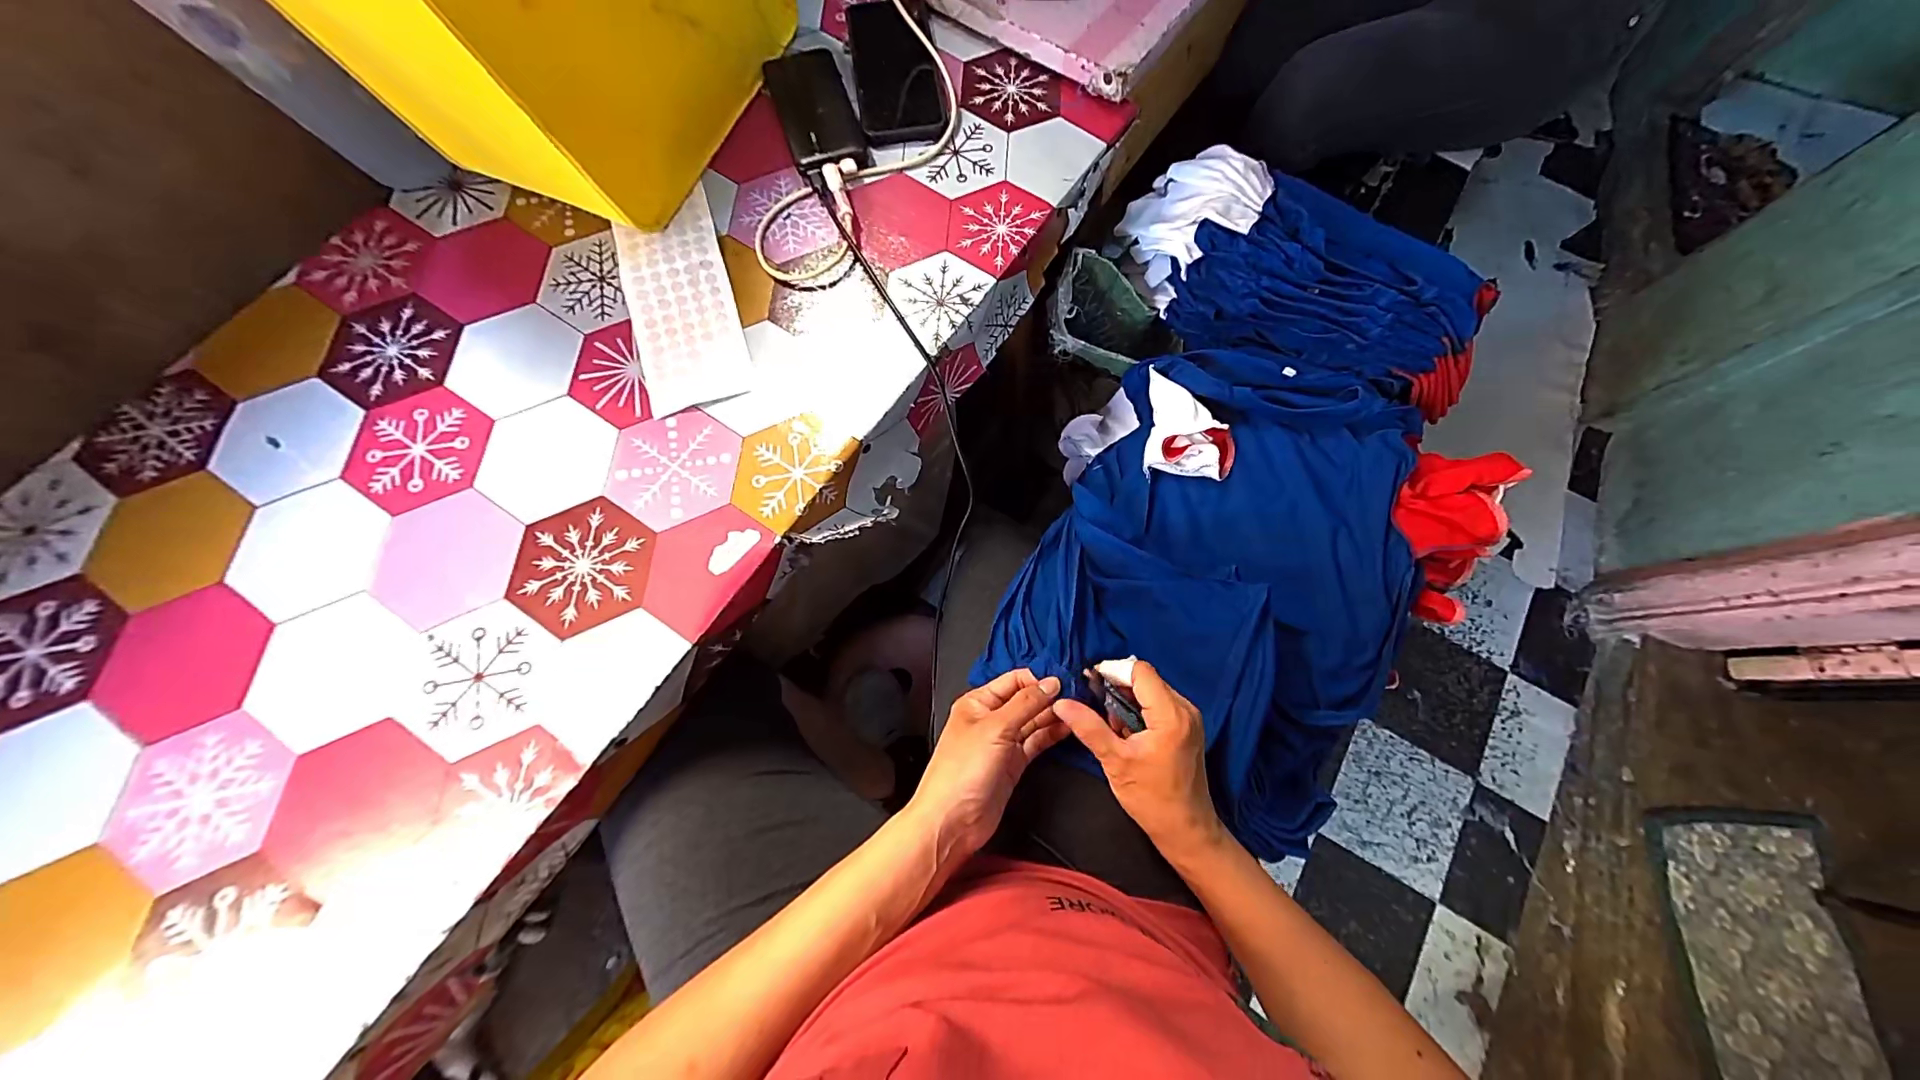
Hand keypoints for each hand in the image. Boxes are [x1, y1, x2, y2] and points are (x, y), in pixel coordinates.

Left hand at [908, 669, 1068, 854]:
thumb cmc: (957, 775)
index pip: (1014, 680)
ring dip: (1053, 715)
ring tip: (1076, 711)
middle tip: (1074, 697)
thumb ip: (1025, 703)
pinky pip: (1036, 742)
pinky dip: (1051, 735)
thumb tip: (1049, 684)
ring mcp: (1002, 742)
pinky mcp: (1013, 763)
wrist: (952, 821)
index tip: (1061, 684)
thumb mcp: (995, 728)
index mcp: (978, 703)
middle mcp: (990, 720)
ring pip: (1033, 721)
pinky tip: (1067, 729)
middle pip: (1026, 699)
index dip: (1037, 680)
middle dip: (1049, 697)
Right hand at [1054, 660, 1225, 859]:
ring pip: (1151, 691)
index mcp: (1171, 714)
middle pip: (1145, 679)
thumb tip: (1062, 703)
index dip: (1112, 672)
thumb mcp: (1115, 761)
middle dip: (1117, 688)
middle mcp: (1185, 709)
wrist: (1186, 829)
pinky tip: (1127, 733)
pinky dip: (1139, 710)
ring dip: (1127, 700)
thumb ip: (1088, 727)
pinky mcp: (1187, 727)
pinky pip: (1159, 704)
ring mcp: (1189, 718)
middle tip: (1097, 710)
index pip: (1139, 671)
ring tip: (1112, 727)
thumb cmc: (1152, 799)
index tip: (1090, 684)